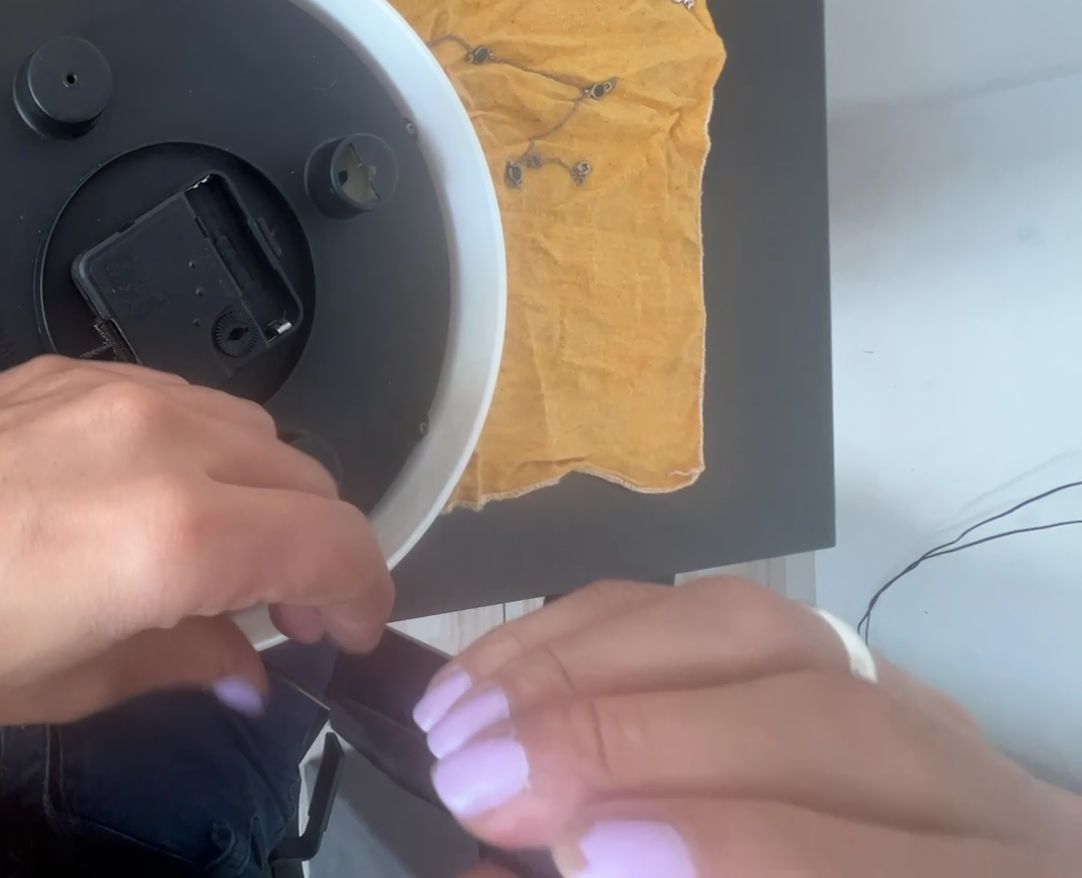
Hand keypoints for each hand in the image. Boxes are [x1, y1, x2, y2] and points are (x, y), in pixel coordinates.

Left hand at [0, 356, 390, 734]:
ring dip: (264, 491)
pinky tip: (157, 491)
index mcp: (168, 535)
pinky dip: (204, 448)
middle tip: (282, 606)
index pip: (331, 542)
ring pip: (251, 427)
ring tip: (222, 548)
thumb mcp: (69, 685)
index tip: (346, 629)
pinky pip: (182, 399)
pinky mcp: (67, 369)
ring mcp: (110, 390)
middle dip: (317, 546)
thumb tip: (245, 667)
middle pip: (304, 475)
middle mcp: (156, 440)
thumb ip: (185, 662)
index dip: (362, 595)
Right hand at [408, 579, 1081, 876]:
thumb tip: (485, 863)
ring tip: (460, 717)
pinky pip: (672, 600)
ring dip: (570, 663)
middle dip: (616, 736)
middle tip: (477, 774)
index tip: (577, 847)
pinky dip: (564, 630)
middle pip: (824, 721)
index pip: (891, 862)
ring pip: (746, 625)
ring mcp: (898, 698)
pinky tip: (487, 672)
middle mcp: (991, 797)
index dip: (728, 846)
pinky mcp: (799, 641)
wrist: (849, 867)